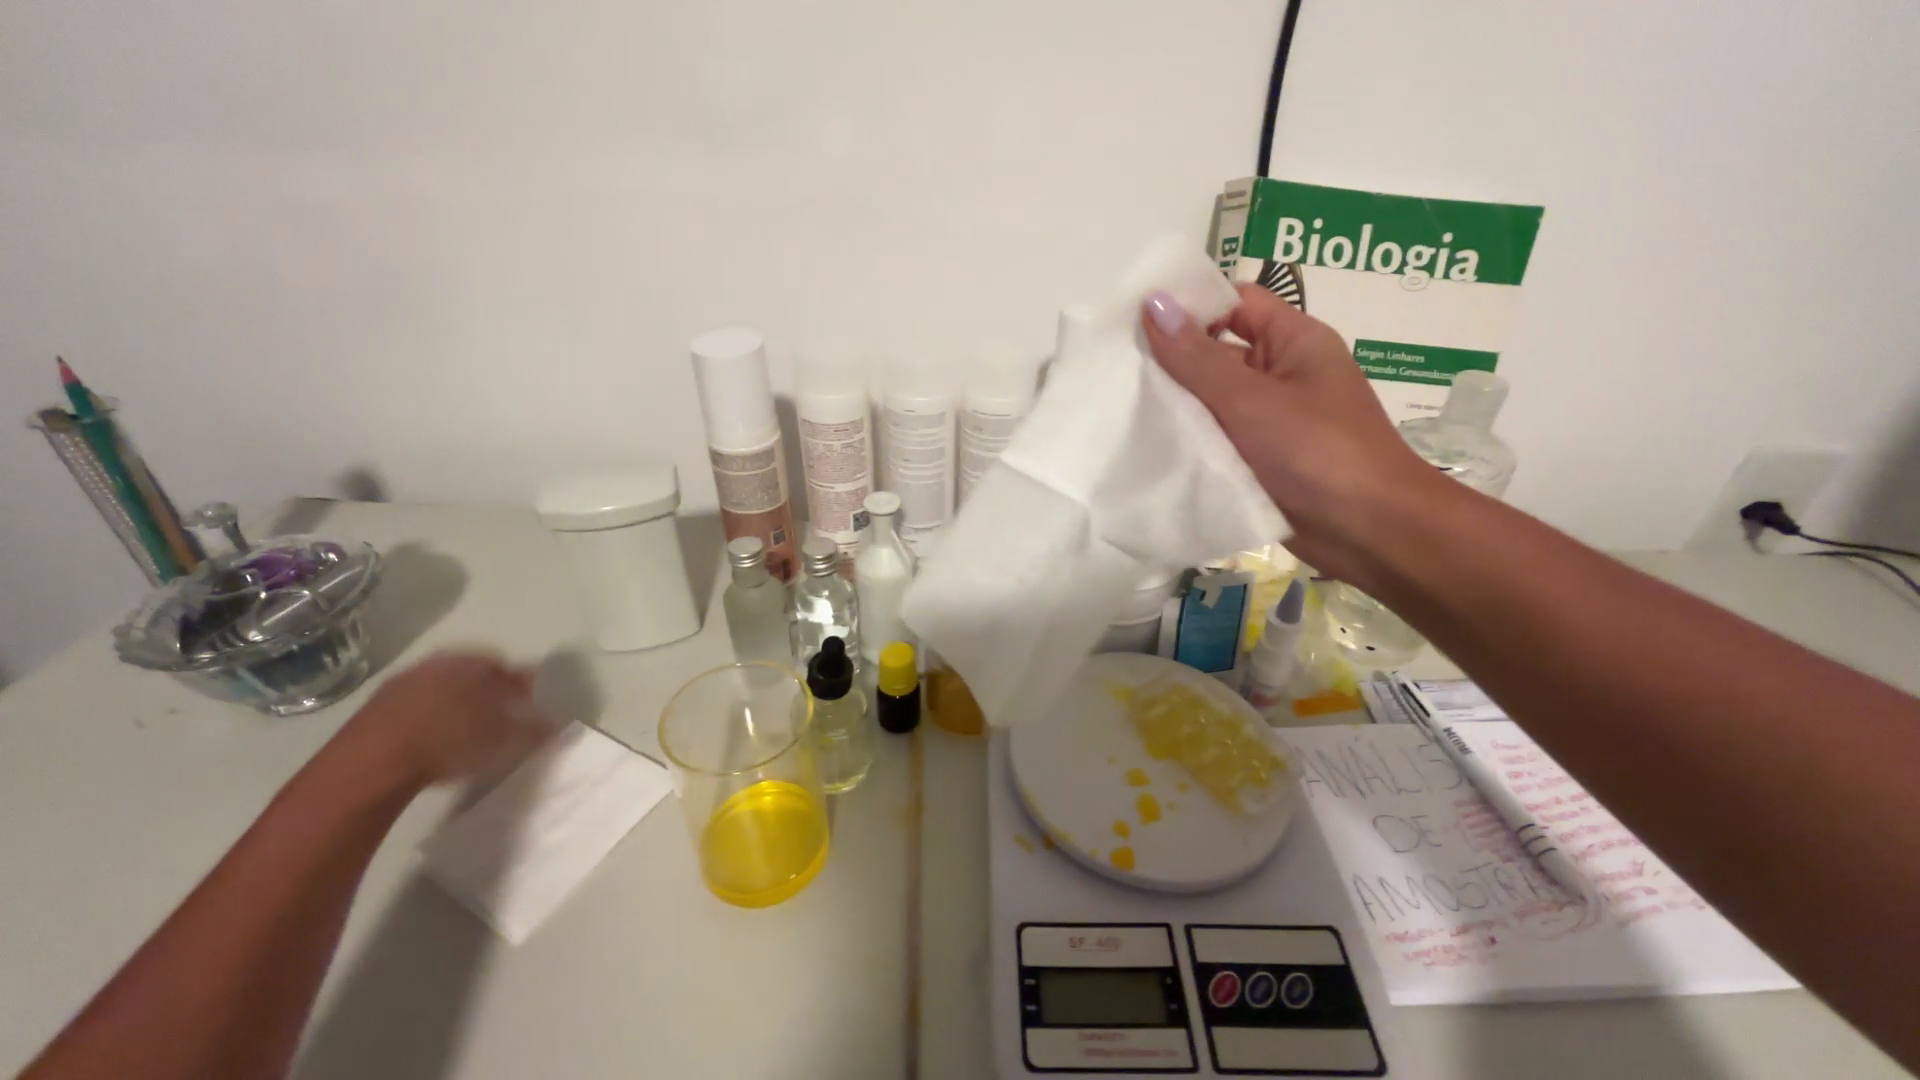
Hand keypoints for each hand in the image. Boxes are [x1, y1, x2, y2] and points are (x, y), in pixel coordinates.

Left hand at [338, 651, 551, 788]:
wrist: (370, 764)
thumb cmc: (448, 743)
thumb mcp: (502, 741)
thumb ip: (533, 729)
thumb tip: (556, 724)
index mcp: (471, 663)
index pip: (505, 665)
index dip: (520, 683)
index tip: (530, 702)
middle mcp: (438, 662)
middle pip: (472, 672)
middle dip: (488, 690)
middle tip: (501, 713)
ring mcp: (404, 680)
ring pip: (442, 685)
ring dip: (457, 701)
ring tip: (467, 727)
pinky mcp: (377, 704)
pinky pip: (417, 702)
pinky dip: (430, 713)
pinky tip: (433, 736)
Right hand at [1141, 283, 1442, 587]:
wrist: (1369, 533)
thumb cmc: (1318, 452)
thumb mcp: (1250, 400)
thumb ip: (1196, 357)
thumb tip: (1153, 302)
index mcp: (1294, 341)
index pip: (1235, 302)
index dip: (1189, 305)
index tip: (1133, 318)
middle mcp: (1282, 374)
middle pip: (1216, 352)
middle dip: (1170, 359)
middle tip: (1110, 364)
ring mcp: (1270, 421)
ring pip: (1210, 401)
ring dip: (1173, 406)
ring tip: (1114, 404)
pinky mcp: (1259, 461)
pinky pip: (1215, 440)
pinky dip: (1186, 442)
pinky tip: (1141, 444)